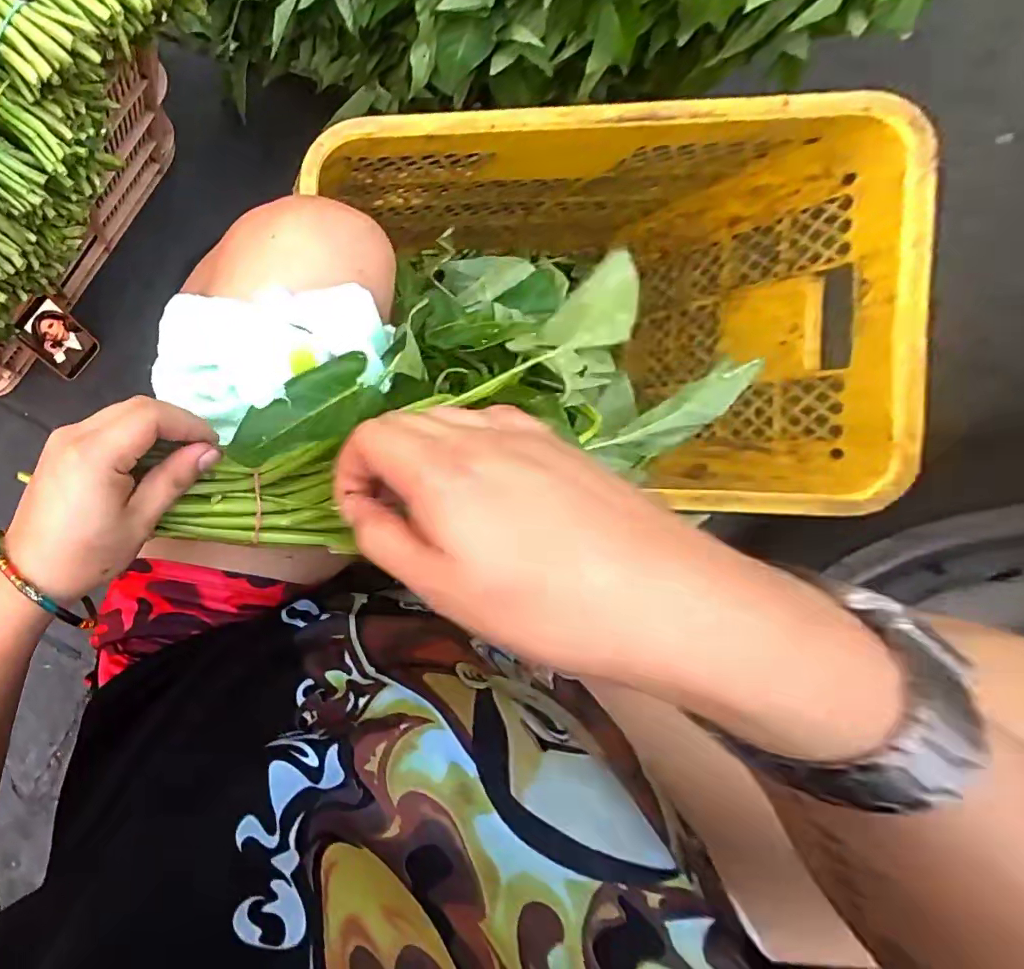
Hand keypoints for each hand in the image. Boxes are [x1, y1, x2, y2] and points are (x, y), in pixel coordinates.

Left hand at [5, 396, 220, 602]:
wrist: (30, 573)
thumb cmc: (87, 556)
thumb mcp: (138, 522)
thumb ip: (173, 479)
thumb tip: (209, 452)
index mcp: (96, 451)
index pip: (151, 415)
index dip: (188, 423)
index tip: (213, 445)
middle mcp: (76, 432)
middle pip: (135, 406)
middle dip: (173, 421)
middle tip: (200, 448)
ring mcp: (63, 436)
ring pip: (119, 413)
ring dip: (152, 425)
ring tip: (178, 453)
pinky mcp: (58, 445)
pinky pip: (103, 425)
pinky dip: (130, 433)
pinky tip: (145, 457)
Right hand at [332, 407, 902, 758]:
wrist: (676, 606)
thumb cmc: (541, 607)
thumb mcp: (438, 587)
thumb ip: (379, 537)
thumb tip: (358, 506)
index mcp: (437, 468)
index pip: (365, 436)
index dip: (347, 470)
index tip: (359, 512)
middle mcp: (474, 434)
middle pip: (399, 420)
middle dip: (376, 459)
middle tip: (389, 512)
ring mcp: (523, 433)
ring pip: (442, 417)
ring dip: (417, 449)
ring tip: (433, 501)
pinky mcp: (560, 444)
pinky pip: (488, 422)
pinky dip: (463, 442)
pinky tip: (485, 483)